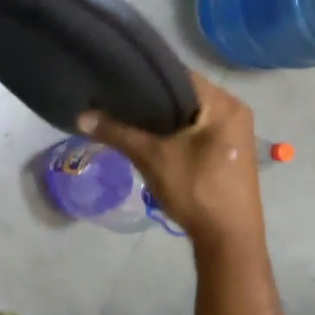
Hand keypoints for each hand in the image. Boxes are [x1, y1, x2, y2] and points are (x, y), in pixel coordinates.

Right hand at [78, 73, 264, 249]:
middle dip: (149, 98)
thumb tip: (81, 116)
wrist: (227, 238)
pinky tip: (146, 137)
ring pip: (187, 113)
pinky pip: (194, 129)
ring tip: (123, 117)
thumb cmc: (196, 189)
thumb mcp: (152, 158)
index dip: (145, 76)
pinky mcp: (227, 150)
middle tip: (113, 100)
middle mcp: (234, 111)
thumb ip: (117, 133)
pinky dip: (171, 130)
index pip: (178, 76)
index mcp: (224, 105)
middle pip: (183, 94)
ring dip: (158, 116)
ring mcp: (233, 132)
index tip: (114, 80)